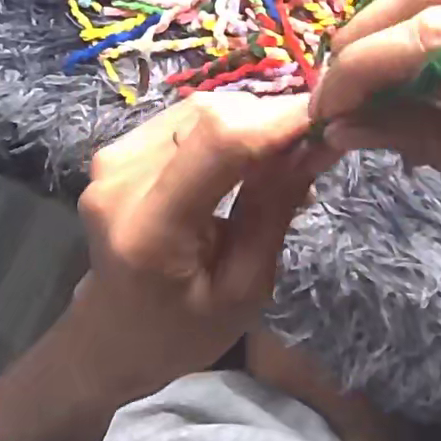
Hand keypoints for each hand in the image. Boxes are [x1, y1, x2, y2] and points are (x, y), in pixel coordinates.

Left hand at [71, 92, 331, 396]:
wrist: (113, 332)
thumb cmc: (183, 331)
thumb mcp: (244, 288)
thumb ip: (274, 208)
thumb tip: (317, 142)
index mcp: (150, 228)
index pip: (217, 144)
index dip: (277, 120)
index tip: (330, 119)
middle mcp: (119, 179)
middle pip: (209, 117)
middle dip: (269, 120)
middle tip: (310, 148)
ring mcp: (110, 158)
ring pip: (199, 108)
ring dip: (248, 121)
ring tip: (278, 158)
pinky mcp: (115, 147)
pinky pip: (182, 117)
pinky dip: (223, 126)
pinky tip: (241, 155)